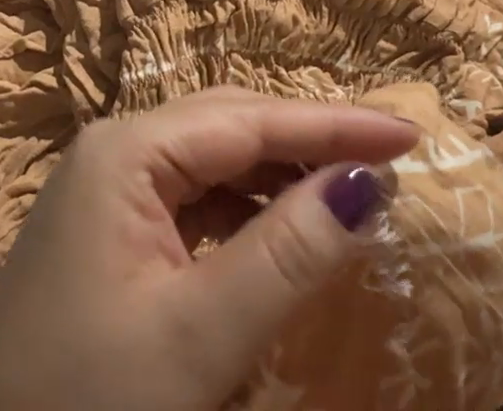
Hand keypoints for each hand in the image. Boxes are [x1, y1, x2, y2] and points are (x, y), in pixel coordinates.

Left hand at [0, 87, 419, 410]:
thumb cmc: (90, 393)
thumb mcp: (200, 330)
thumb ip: (288, 252)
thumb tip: (367, 182)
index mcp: (126, 152)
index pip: (248, 119)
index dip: (333, 124)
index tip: (412, 135)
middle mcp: (113, 151)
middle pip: (227, 125)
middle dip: (307, 140)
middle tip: (389, 161)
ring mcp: (106, 188)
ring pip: (210, 161)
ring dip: (278, 175)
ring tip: (349, 196)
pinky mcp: (107, 228)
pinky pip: (190, 198)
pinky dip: (244, 209)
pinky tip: (281, 232)